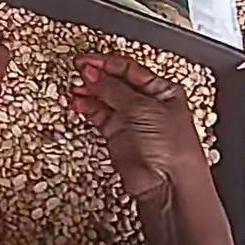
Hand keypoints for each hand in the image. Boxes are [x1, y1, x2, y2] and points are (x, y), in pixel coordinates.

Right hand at [69, 53, 210, 196]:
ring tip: (73, 87)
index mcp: (161, 90)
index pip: (129, 69)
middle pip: (115, 82)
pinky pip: (99, 115)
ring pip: (104, 98)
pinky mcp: (117, 135)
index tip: (85, 60)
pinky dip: (86, 107)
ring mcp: (131, 119)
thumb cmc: (171, 146)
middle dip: (95, 76)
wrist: (168, 184)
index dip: (106, 63)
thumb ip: (113, 89)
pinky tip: (76, 101)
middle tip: (76, 71)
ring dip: (88, 91)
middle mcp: (146, 103)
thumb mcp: (142, 108)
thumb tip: (92, 73)